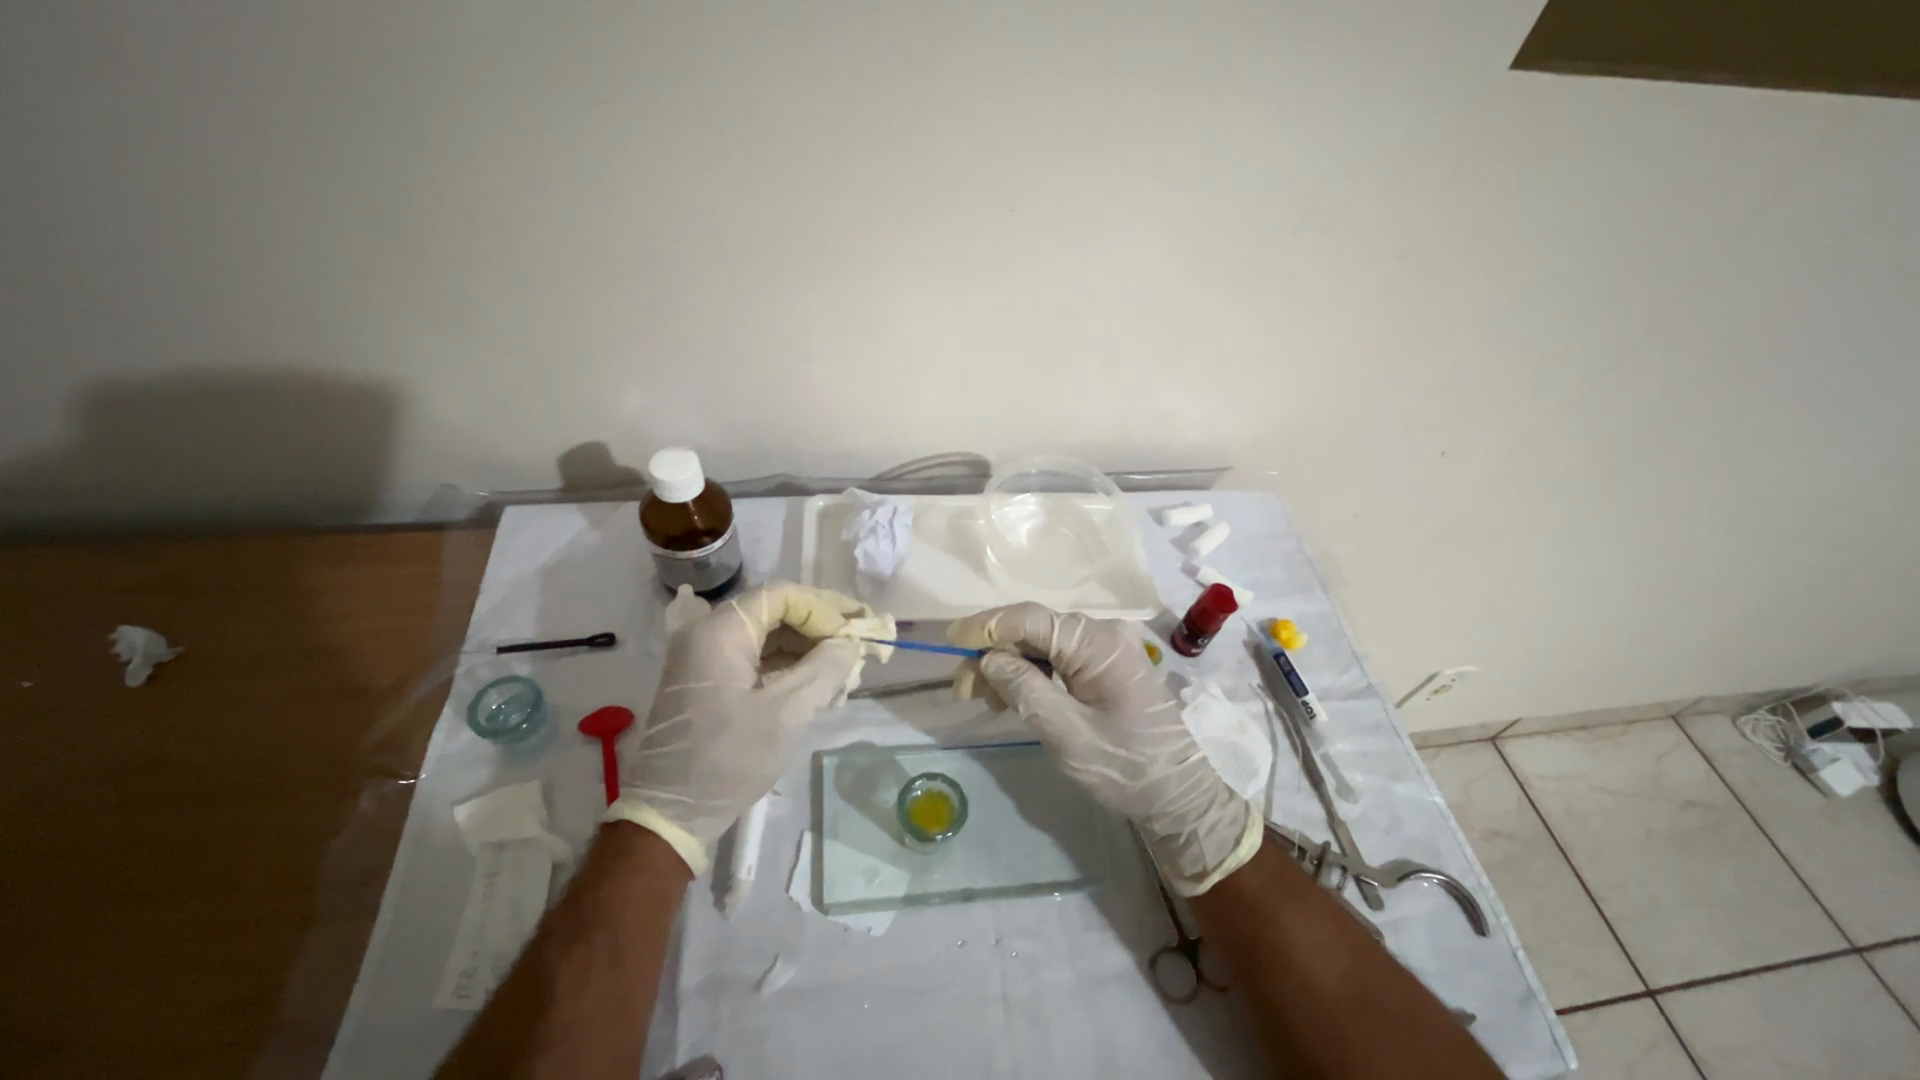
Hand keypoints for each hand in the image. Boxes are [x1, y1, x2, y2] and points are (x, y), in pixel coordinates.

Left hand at [606, 583, 875, 873]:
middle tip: (861, 642)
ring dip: (808, 648)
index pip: (782, 596)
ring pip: (768, 636)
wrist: (672, 813)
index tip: (856, 633)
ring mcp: (705, 659)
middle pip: (775, 611)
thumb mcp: (786, 714)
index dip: (825, 609)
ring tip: (847, 669)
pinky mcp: (709, 683)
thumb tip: (848, 643)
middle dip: (821, 626)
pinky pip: (756, 660)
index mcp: (720, 632)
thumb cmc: (727, 759)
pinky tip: (820, 685)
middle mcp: (708, 634)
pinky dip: (789, 667)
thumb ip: (824, 670)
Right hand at [950, 603, 1260, 894]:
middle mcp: (1103, 633)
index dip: (985, 626)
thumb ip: (1023, 689)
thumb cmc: (1123, 766)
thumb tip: (990, 658)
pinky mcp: (1105, 666)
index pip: (1029, 618)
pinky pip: (1058, 658)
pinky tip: (1012, 697)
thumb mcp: (1065, 732)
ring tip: (985, 701)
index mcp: (1097, 642)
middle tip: (963, 690)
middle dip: (993, 654)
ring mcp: (1106, 648)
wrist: (1177, 794)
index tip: (950, 642)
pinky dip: (1030, 674)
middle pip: (1032, 630)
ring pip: (1041, 644)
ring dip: (1008, 666)